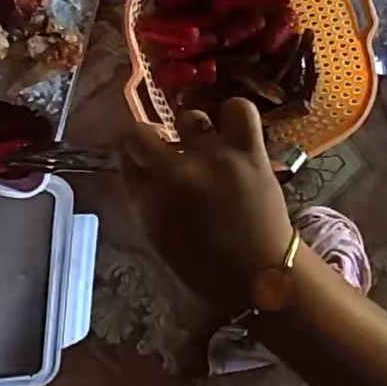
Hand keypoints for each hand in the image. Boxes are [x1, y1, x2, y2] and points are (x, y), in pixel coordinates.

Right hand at [121, 99, 294, 312]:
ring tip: (204, 147)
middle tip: (170, 158)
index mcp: (150, 196)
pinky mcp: (249, 152)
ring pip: (190, 119)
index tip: (139, 155)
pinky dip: (233, 112)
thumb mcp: (157, 233)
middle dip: (151, 143)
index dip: (130, 150)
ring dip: (192, 132)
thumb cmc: (204, 264)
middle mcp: (177, 171)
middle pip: (148, 135)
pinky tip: (230, 128)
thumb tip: (132, 159)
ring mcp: (215, 157)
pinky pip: (239, 110)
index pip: (126, 151)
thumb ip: (140, 193)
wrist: (260, 276)